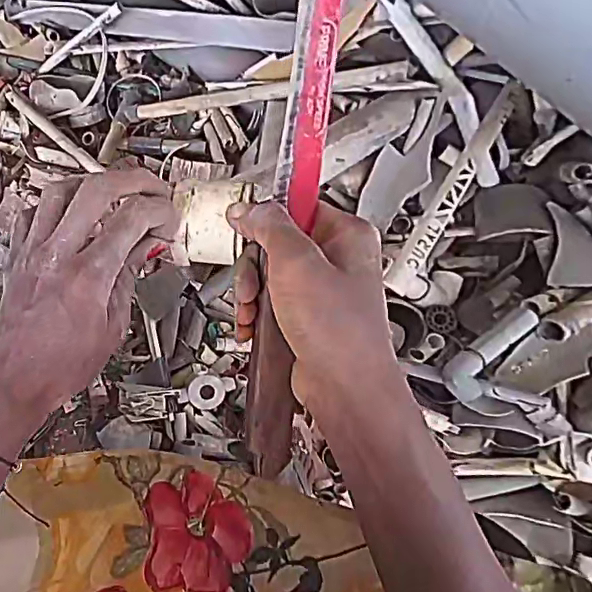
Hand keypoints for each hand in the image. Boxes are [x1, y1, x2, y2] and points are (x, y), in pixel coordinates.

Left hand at [0, 170, 177, 453]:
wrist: (17, 380)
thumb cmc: (59, 366)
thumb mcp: (112, 327)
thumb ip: (129, 278)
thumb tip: (146, 248)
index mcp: (86, 277)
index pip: (131, 217)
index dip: (159, 210)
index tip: (168, 219)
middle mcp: (56, 256)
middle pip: (97, 189)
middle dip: (133, 180)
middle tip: (151, 188)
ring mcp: (31, 252)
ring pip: (59, 189)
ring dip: (93, 182)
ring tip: (112, 191)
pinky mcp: (16, 257)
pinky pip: (30, 212)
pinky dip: (54, 203)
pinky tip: (69, 212)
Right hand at [229, 200, 395, 417]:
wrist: (342, 386)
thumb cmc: (339, 331)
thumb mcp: (296, 264)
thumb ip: (270, 227)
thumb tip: (248, 209)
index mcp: (346, 236)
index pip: (298, 205)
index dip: (267, 216)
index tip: (246, 223)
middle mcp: (335, 260)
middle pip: (275, 244)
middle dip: (253, 269)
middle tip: (254, 285)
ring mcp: (318, 290)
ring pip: (267, 276)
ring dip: (250, 295)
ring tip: (253, 311)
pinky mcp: (304, 316)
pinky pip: (269, 303)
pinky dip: (255, 315)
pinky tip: (254, 326)